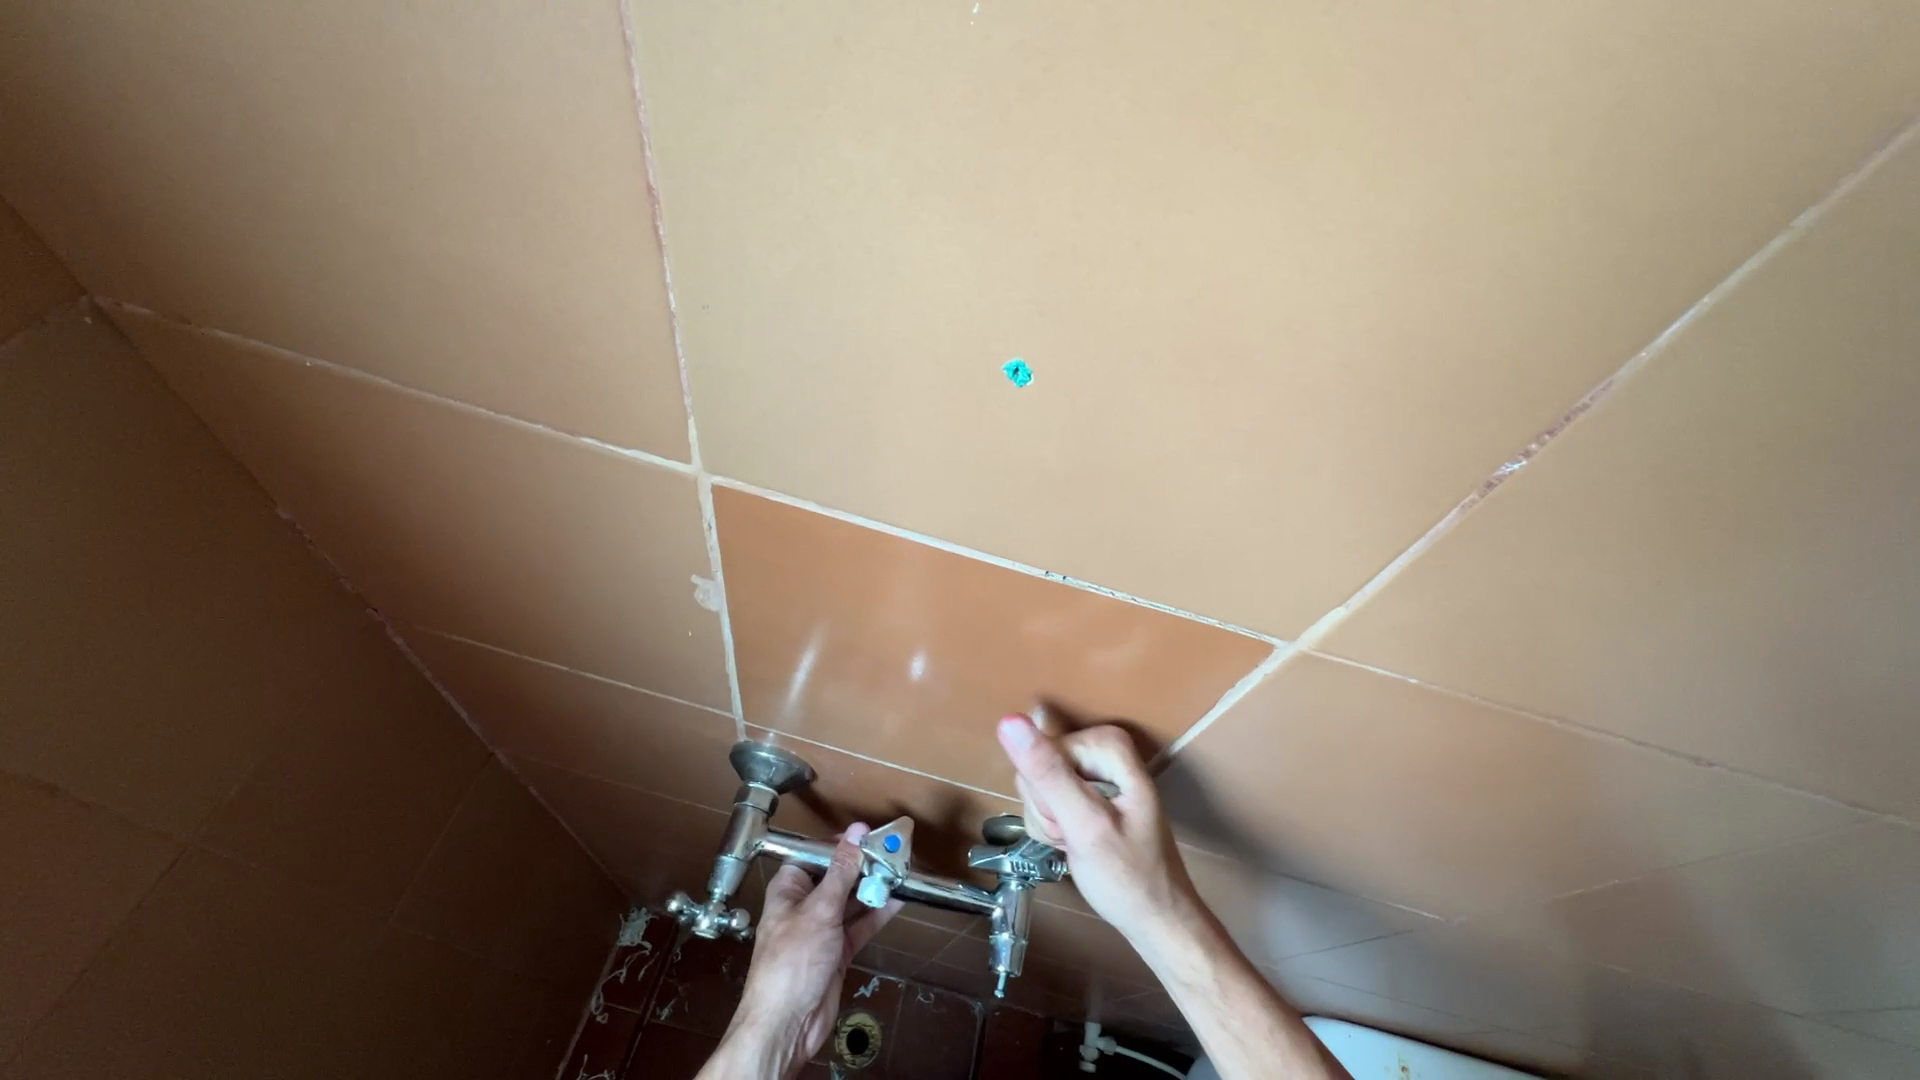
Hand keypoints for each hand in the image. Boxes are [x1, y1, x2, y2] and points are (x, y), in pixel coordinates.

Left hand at [701, 824, 900, 1079]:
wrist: (787, 1025)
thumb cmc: (791, 962)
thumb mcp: (820, 909)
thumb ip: (842, 871)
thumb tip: (856, 832)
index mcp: (790, 888)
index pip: (818, 854)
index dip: (843, 844)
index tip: (871, 835)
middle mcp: (806, 904)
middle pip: (838, 876)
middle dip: (864, 866)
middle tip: (894, 854)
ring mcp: (823, 928)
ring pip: (852, 900)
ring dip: (875, 888)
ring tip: (901, 873)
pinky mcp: (838, 950)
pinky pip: (861, 925)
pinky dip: (878, 914)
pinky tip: (897, 901)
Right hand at [996, 714, 1199, 946]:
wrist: (1155, 918)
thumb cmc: (1128, 878)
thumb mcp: (1084, 824)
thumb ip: (1046, 772)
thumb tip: (1009, 721)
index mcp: (1108, 744)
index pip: (1042, 749)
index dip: (1046, 790)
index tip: (1072, 822)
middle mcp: (1101, 748)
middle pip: (1038, 763)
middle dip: (1047, 807)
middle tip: (1076, 834)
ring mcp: (1092, 769)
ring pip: (1036, 783)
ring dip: (1048, 821)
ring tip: (1078, 841)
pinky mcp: (1085, 789)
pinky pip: (1044, 798)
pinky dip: (1052, 827)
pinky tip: (1075, 842)